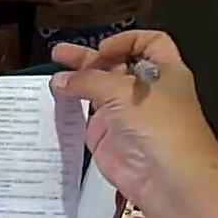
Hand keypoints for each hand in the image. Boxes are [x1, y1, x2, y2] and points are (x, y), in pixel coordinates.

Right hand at [49, 31, 217, 211]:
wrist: (164, 176)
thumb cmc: (155, 122)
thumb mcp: (122, 90)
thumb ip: (87, 80)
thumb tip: (59, 80)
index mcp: (164, 71)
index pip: (149, 44)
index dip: (127, 41)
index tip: (104, 49)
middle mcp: (145, 91)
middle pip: (116, 67)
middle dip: (90, 59)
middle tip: (60, 53)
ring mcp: (126, 115)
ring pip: (99, 92)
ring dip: (78, 82)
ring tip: (52, 75)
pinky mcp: (108, 137)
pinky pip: (88, 118)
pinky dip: (73, 108)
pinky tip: (56, 99)